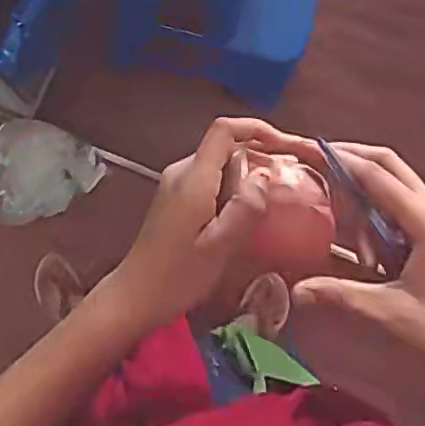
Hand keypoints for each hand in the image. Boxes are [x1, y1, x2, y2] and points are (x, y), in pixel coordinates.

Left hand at [94, 118, 280, 331]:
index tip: (284, 145)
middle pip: (224, 145)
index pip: (224, 130)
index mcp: (193, 177)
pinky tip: (248, 208)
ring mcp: (176, 183)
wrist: (134, 297)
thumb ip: (245, 208)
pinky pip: (211, 178)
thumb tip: (265, 175)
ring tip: (276, 191)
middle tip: (290, 173)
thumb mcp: (219, 247)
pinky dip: (233, 184)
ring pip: (219, 162)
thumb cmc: (177, 276)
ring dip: (247, 170)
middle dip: (258, 152)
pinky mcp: (176, 197)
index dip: (256, 128)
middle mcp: (182, 171)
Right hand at [289, 143, 424, 386]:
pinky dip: (374, 207)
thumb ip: (344, 296)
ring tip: (330, 204)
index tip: (306, 149)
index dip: (339, 159)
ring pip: (394, 182)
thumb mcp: (395, 316)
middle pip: (387, 164)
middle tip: (312, 160)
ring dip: (361, 186)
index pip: (376, 175)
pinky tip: (358, 234)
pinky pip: (400, 204)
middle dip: (348, 157)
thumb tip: (297, 289)